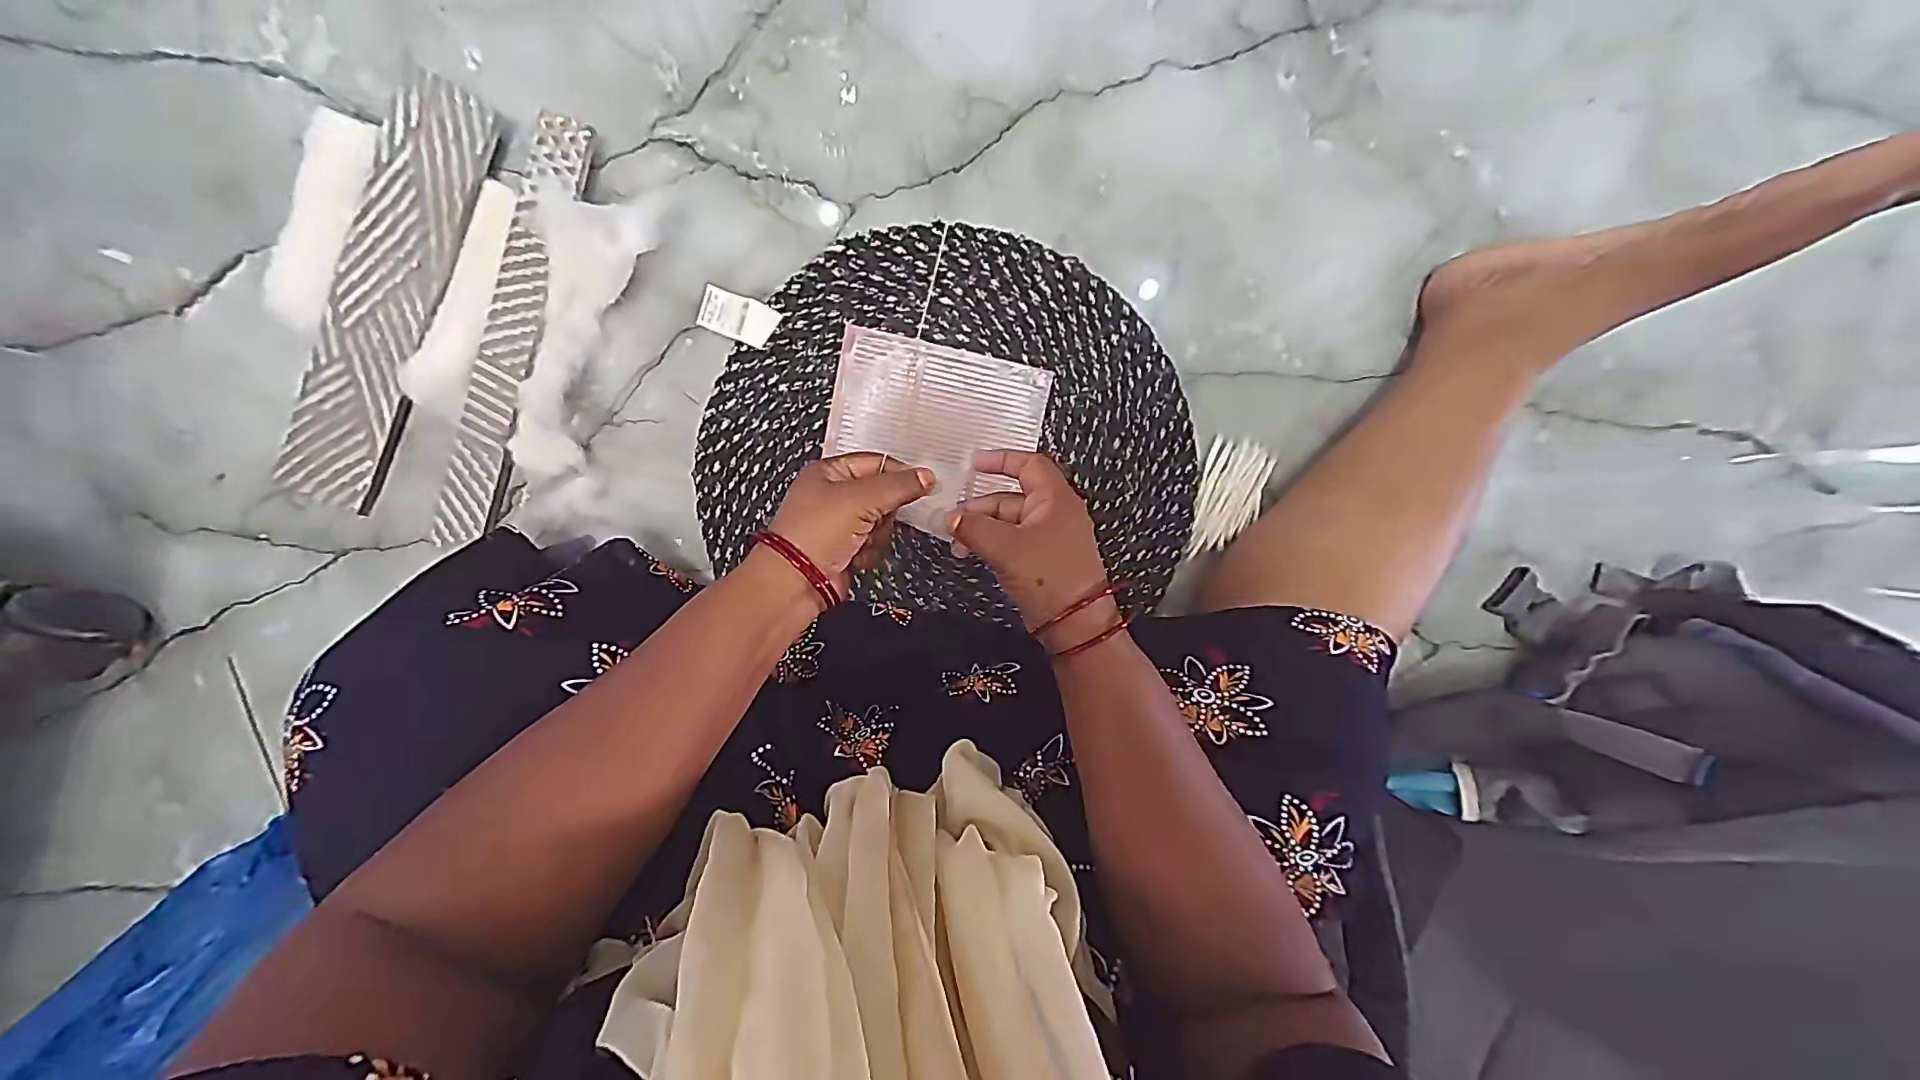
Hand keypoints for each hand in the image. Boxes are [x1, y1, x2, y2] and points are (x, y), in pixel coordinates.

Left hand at [766, 452, 934, 594]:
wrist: (796, 581)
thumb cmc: (814, 533)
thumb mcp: (861, 498)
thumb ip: (898, 485)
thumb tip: (925, 476)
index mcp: (830, 472)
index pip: (876, 462)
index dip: (900, 473)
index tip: (922, 484)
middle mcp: (833, 495)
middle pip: (882, 494)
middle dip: (886, 511)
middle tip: (877, 517)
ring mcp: (838, 523)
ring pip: (881, 521)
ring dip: (878, 533)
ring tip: (862, 539)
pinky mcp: (844, 547)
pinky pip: (873, 543)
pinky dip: (870, 550)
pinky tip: (857, 555)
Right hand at [945, 450, 1116, 648]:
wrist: (1075, 623)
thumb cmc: (1050, 577)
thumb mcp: (1005, 546)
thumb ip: (973, 527)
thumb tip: (949, 517)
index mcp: (1055, 499)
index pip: (1029, 465)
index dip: (1001, 460)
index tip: (974, 464)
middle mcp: (1054, 513)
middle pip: (1011, 496)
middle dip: (980, 506)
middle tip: (953, 518)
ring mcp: (1049, 538)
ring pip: (1008, 522)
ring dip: (981, 528)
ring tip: (958, 542)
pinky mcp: (1042, 560)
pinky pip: (1012, 542)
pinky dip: (991, 543)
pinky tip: (972, 553)